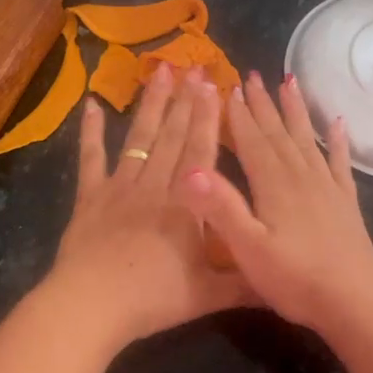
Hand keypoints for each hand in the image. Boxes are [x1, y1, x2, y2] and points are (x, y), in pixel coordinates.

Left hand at [46, 65, 250, 348]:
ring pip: (139, 138)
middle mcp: (155, 186)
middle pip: (172, 135)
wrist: (93, 305)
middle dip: (185, 101)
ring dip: (150, 104)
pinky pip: (90, 158)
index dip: (209, 117)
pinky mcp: (90, 198)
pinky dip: (91, 132)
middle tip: (193, 67)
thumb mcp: (209, 294)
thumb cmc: (154, 299)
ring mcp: (120, 188)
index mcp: (187, 205)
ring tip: (159, 72)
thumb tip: (283, 280)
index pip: (202, 151)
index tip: (215, 85)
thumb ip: (245, 284)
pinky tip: (91, 105)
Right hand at [175, 72, 372, 332]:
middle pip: (278, 133)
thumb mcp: (248, 248)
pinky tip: (338, 123)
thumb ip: (221, 208)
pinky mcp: (345, 203)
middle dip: (263, 104)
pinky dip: (337, 140)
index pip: (251, 141)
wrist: (354, 300)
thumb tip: (189, 168)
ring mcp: (326, 188)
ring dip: (296, 111)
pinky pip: (339, 162)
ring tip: (289, 82)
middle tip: (252, 75)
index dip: (237, 114)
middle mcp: (300, 177)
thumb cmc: (294, 279)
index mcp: (273, 186)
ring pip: (306, 139)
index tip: (226, 86)